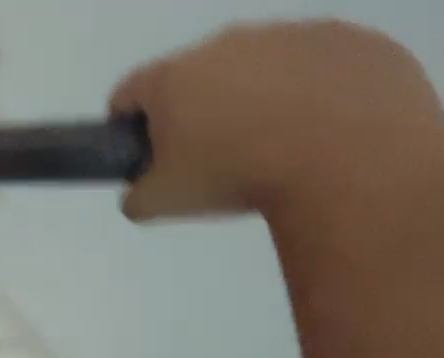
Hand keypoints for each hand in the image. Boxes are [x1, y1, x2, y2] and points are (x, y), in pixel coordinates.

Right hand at [111, 20, 443, 221]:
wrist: (351, 158)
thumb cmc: (234, 176)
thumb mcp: (156, 204)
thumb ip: (134, 191)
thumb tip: (145, 184)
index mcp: (174, 78)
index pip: (127, 93)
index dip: (125, 127)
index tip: (143, 155)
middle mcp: (230, 44)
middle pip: (193, 75)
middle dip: (192, 109)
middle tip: (206, 155)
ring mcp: (295, 35)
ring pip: (254, 66)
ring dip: (249, 97)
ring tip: (267, 142)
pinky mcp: (351, 39)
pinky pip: (312, 64)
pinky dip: (304, 91)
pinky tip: (312, 127)